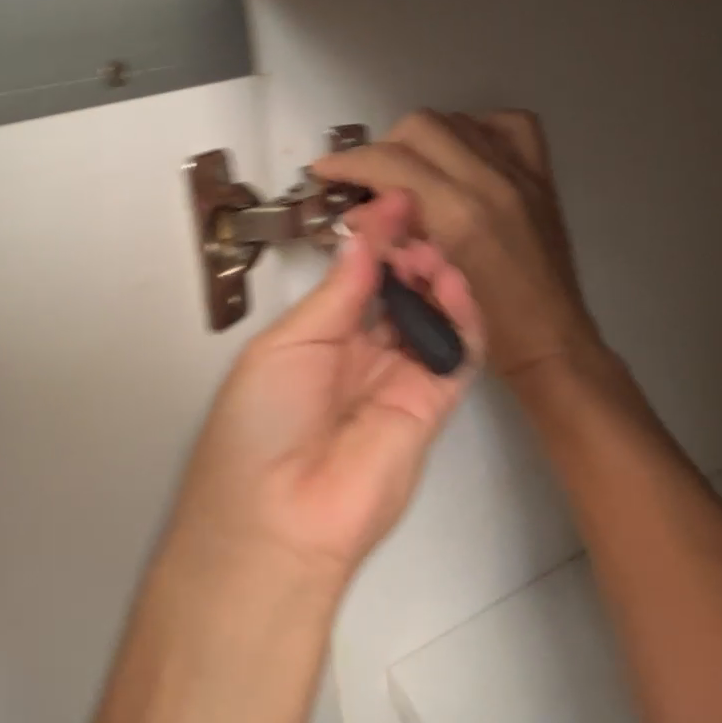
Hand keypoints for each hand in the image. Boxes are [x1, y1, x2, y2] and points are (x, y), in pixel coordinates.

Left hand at [166, 198, 482, 580]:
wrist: (277, 521)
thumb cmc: (260, 428)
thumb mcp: (285, 347)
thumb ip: (337, 294)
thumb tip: (365, 240)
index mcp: (319, 339)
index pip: (359, 277)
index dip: (377, 239)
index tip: (395, 201)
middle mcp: (364, 353)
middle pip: (401, 291)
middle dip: (411, 252)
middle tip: (420, 222)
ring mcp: (402, 378)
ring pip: (433, 315)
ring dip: (436, 278)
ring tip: (431, 253)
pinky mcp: (433, 403)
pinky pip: (457, 351)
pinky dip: (461, 316)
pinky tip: (451, 284)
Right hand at [313, 110, 602, 385]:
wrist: (552, 340)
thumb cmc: (486, 329)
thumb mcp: (425, 287)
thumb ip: (393, 240)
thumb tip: (359, 211)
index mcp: (459, 213)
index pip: (390, 161)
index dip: (348, 162)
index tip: (325, 170)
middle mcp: (491, 180)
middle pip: (421, 126)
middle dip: (385, 147)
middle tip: (374, 178)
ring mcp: (521, 173)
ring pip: (459, 119)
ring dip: (427, 139)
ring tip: (415, 170)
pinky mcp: (542, 175)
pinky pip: (508, 124)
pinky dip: (479, 130)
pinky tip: (465, 155)